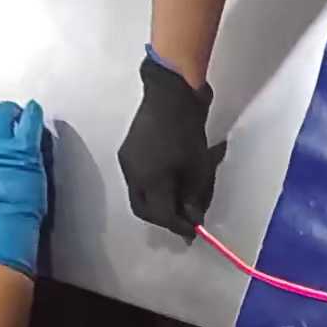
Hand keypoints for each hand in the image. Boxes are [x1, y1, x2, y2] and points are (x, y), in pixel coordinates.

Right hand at [117, 55, 225, 238]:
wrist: (171, 93)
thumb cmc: (188, 132)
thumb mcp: (198, 169)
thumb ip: (193, 198)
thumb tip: (192, 220)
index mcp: (148, 181)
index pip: (161, 215)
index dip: (178, 227)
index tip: (194, 233)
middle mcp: (132, 174)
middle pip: (145, 209)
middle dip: (164, 218)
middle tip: (184, 221)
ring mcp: (128, 161)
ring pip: (142, 194)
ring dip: (160, 202)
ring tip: (182, 202)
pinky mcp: (130, 151)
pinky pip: (142, 178)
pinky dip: (157, 186)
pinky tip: (173, 182)